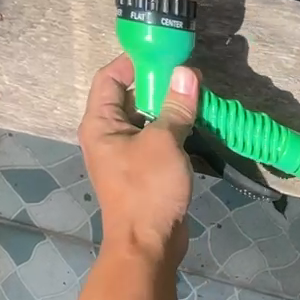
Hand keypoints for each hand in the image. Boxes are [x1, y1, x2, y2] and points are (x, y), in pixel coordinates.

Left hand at [78, 55, 198, 263]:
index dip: (135, 62)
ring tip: (198, 102)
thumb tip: (187, 74)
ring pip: (149, 122)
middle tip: (190, 79)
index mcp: (100, 123)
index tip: (165, 56)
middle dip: (160, 86)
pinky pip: (159, 143)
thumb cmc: (148, 190)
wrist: (149, 244)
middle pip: (132, 98)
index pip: (111, 77)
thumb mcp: (164, 143)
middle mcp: (109, 136)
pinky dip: (176, 134)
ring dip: (172, 112)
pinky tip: (198, 130)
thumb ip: (176, 107)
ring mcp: (127, 156)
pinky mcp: (145, 174)